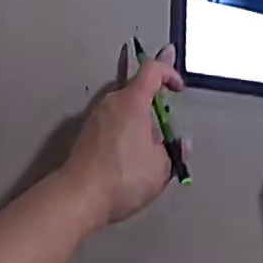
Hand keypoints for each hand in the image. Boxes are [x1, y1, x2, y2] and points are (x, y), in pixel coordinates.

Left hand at [58, 44, 185, 227]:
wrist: (81, 193)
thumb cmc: (125, 177)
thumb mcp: (161, 167)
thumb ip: (175, 150)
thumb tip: (181, 142)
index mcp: (132, 101)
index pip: (152, 69)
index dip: (169, 72)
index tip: (179, 88)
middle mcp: (112, 100)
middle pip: (137, 89)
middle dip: (154, 105)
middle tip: (164, 132)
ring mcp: (97, 113)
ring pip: (125, 106)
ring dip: (140, 120)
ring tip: (148, 152)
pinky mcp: (89, 128)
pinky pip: (113, 119)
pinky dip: (126, 130)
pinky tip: (129, 158)